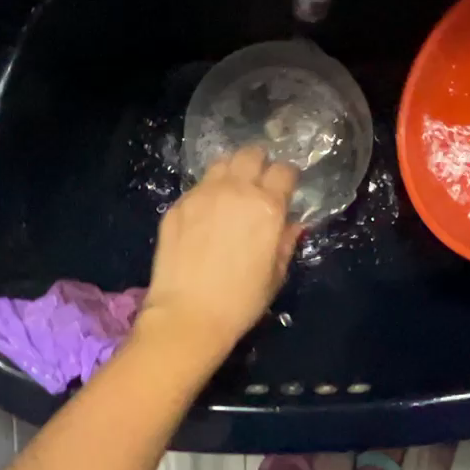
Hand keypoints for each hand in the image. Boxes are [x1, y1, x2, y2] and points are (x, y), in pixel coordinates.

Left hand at [138, 146, 300, 361]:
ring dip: (231, 172)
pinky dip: (207, 194)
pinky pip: (197, 188)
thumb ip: (286, 242)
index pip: (285, 171)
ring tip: (231, 192)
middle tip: (258, 182)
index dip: (288, 178)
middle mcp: (236, 191)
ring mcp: (202, 195)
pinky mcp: (177, 206)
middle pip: (250, 155)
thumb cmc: (241, 302)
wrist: (188, 314)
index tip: (286, 188)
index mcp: (267, 207)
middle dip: (259, 163)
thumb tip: (292, 224)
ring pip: (221, 164)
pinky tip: (206, 216)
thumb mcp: (276, 275)